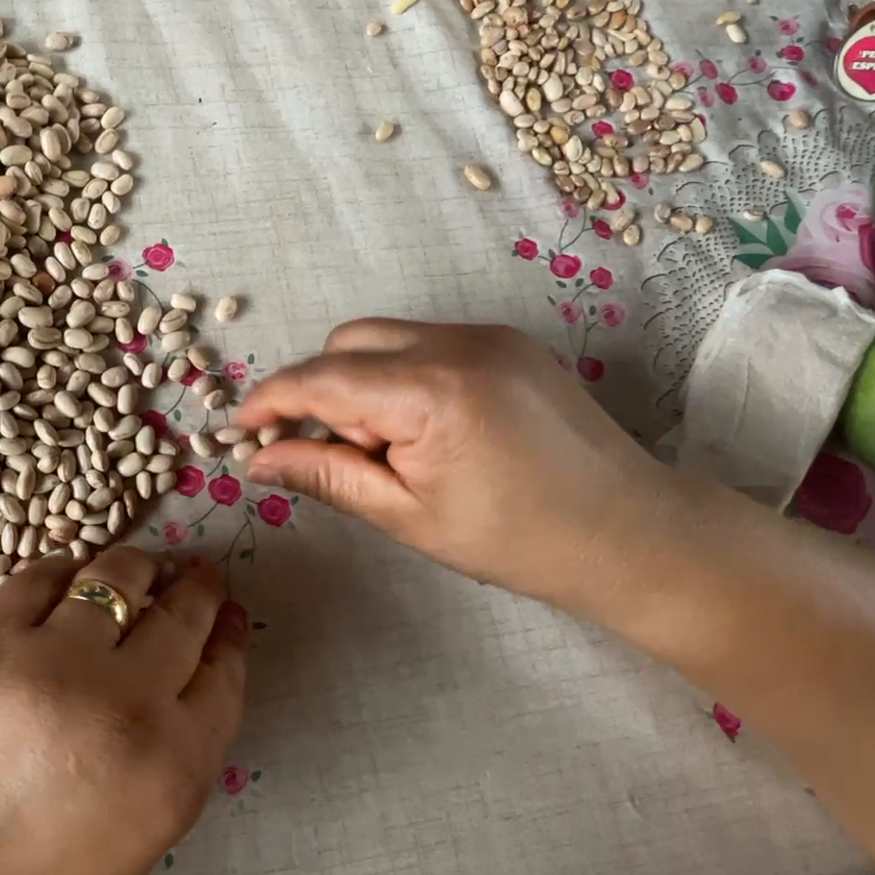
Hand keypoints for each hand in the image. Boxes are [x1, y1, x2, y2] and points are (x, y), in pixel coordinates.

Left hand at [0, 548, 249, 874]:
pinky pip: (40, 577)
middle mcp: (120, 704)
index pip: (221, 675)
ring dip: (137, 568)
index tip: (227, 614)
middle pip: (179, 618)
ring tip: (140, 568)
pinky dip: (66, 571)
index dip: (228, 636)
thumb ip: (175, 752)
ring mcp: (46, 664)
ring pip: (116, 578)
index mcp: (170, 768)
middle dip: (197, 590)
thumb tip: (189, 673)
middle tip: (198, 575)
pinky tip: (71, 577)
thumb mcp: (138, 836)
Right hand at [234, 319, 677, 603]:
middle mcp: (456, 343)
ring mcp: (486, 334)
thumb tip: (256, 461)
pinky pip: (419, 343)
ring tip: (387, 446)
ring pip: (380, 339)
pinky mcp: (503, 340)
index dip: (270, 401)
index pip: (321, 379)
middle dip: (319, 392)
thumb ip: (324, 475)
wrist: (634, 533)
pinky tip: (419, 428)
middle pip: (346, 344)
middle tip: (334, 452)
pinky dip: (395, 377)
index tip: (240, 430)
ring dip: (357, 384)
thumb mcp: (405, 515)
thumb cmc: (516, 540)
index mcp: (432, 392)